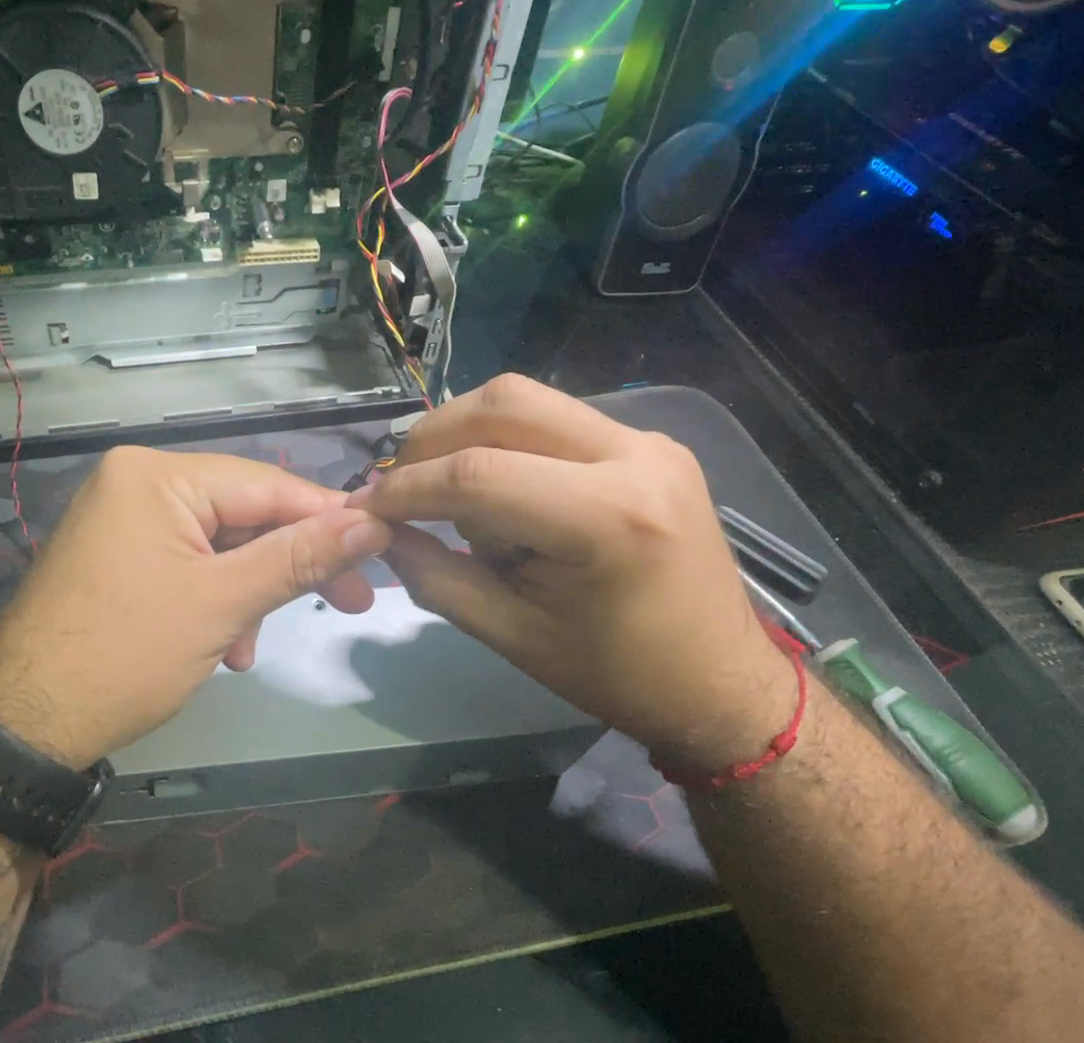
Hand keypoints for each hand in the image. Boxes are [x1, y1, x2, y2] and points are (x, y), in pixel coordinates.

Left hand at [0, 447, 392, 767]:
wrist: (23, 725)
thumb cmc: (126, 656)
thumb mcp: (223, 603)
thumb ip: (300, 557)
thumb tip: (374, 523)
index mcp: (156, 475)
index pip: (266, 484)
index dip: (329, 518)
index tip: (383, 547)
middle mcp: (135, 482)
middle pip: (242, 514)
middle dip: (287, 565)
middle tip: (348, 604)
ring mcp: (121, 520)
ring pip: (217, 545)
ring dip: (248, 593)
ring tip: (250, 647)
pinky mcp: (115, 556)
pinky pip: (185, 564)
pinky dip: (212, 601)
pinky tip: (223, 648)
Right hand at [349, 375, 792, 772]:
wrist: (719, 682)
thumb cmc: (616, 674)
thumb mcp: (510, 634)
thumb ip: (435, 575)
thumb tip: (377, 532)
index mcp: (609, 518)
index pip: (478, 475)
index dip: (407, 489)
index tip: (364, 509)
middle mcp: (635, 456)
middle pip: (504, 403)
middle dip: (433, 438)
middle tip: (399, 484)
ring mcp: (648, 441)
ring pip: (528, 401)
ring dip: (467, 435)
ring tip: (446, 493)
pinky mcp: (648, 444)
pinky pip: (555, 421)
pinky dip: (507, 443)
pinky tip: (496, 491)